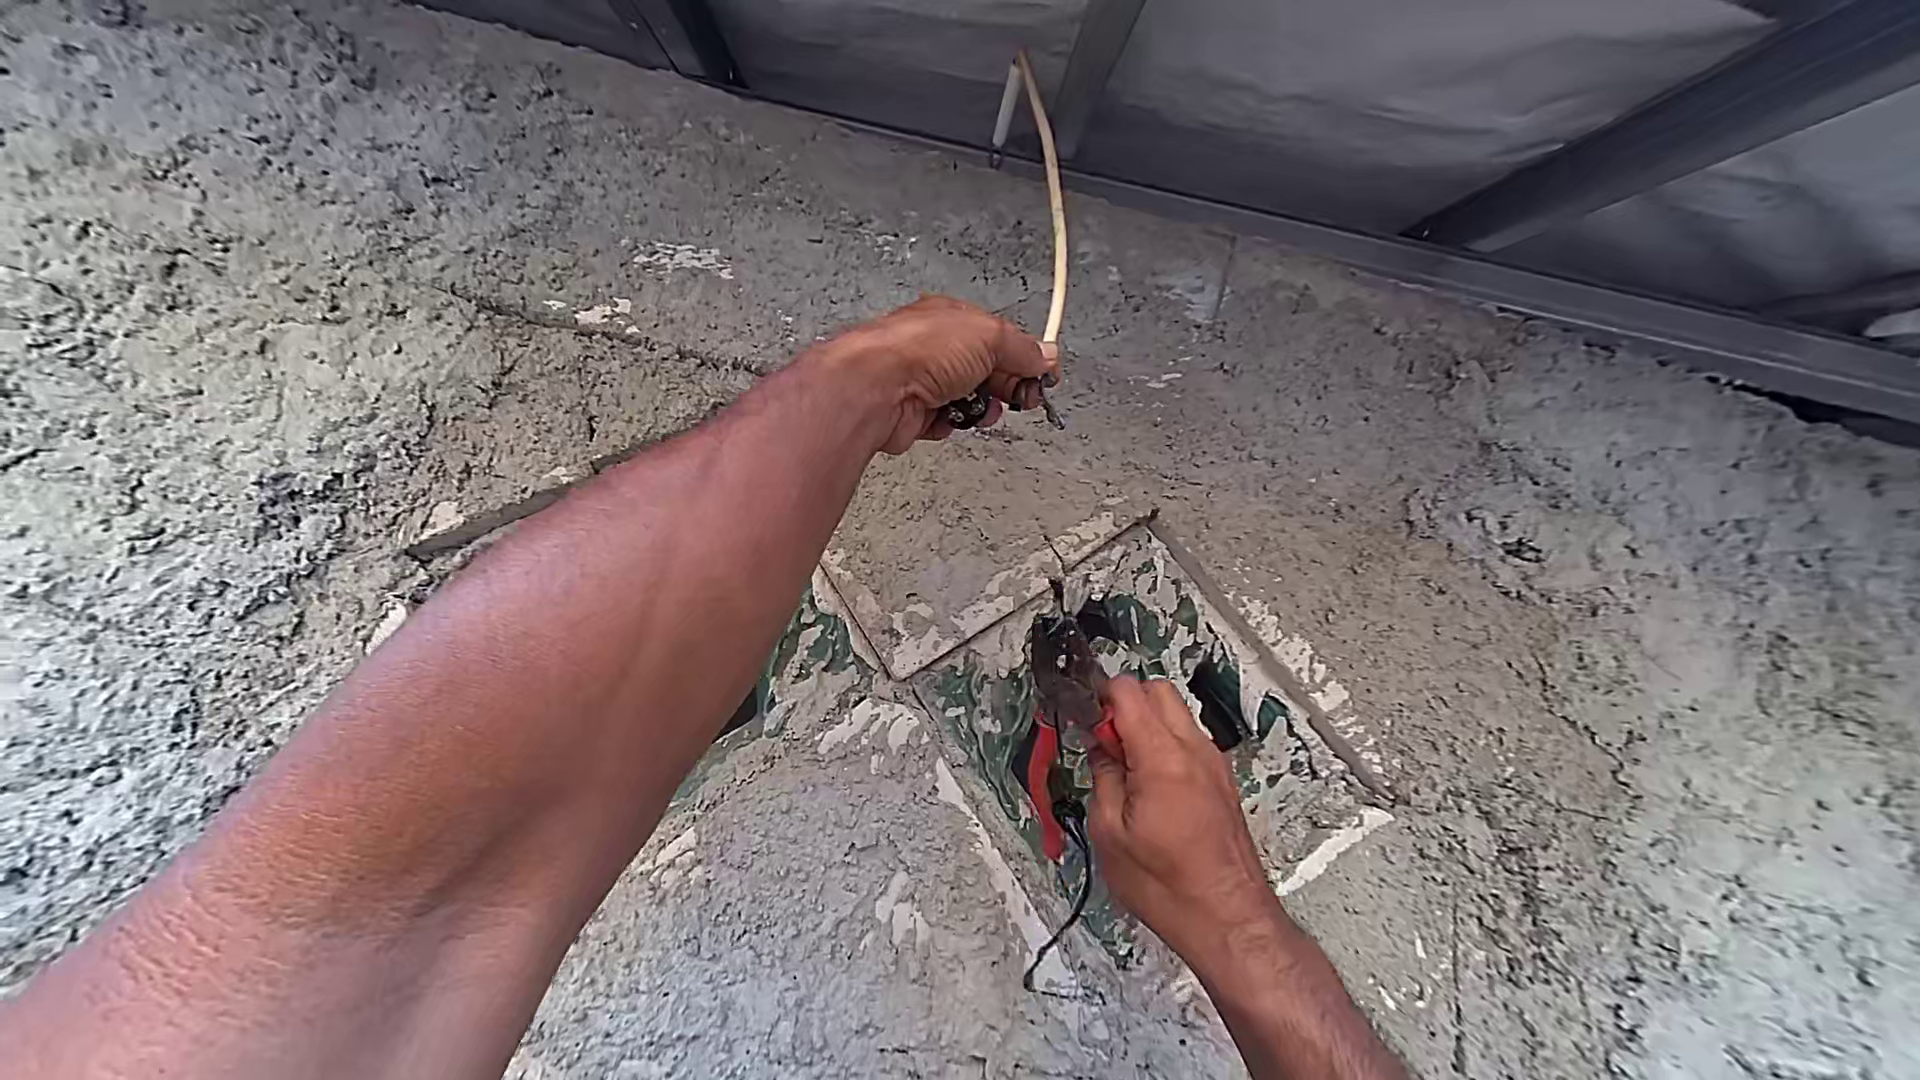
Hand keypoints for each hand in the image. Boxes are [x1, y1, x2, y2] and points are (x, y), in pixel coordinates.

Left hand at [819, 295, 1059, 454]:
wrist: (875, 389)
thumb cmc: (916, 350)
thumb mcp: (989, 336)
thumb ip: (1022, 347)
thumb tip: (1044, 355)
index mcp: (953, 319)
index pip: (1000, 339)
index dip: (1024, 359)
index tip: (1042, 378)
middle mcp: (935, 348)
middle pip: (986, 371)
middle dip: (1006, 387)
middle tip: (1019, 398)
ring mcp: (923, 382)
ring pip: (967, 400)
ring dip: (980, 408)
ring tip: (977, 408)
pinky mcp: (912, 414)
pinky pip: (945, 422)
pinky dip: (951, 423)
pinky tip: (948, 418)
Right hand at [1088, 677, 1284, 971]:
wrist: (1228, 922)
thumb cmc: (1171, 888)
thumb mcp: (1109, 831)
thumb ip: (1101, 775)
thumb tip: (1098, 748)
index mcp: (1162, 757)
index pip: (1127, 691)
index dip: (1098, 699)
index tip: (1086, 723)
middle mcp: (1193, 751)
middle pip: (1155, 689)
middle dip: (1124, 703)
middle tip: (1104, 741)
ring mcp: (1212, 763)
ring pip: (1174, 711)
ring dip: (1145, 723)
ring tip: (1124, 765)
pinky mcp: (1221, 780)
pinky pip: (1188, 739)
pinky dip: (1164, 743)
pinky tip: (1147, 782)